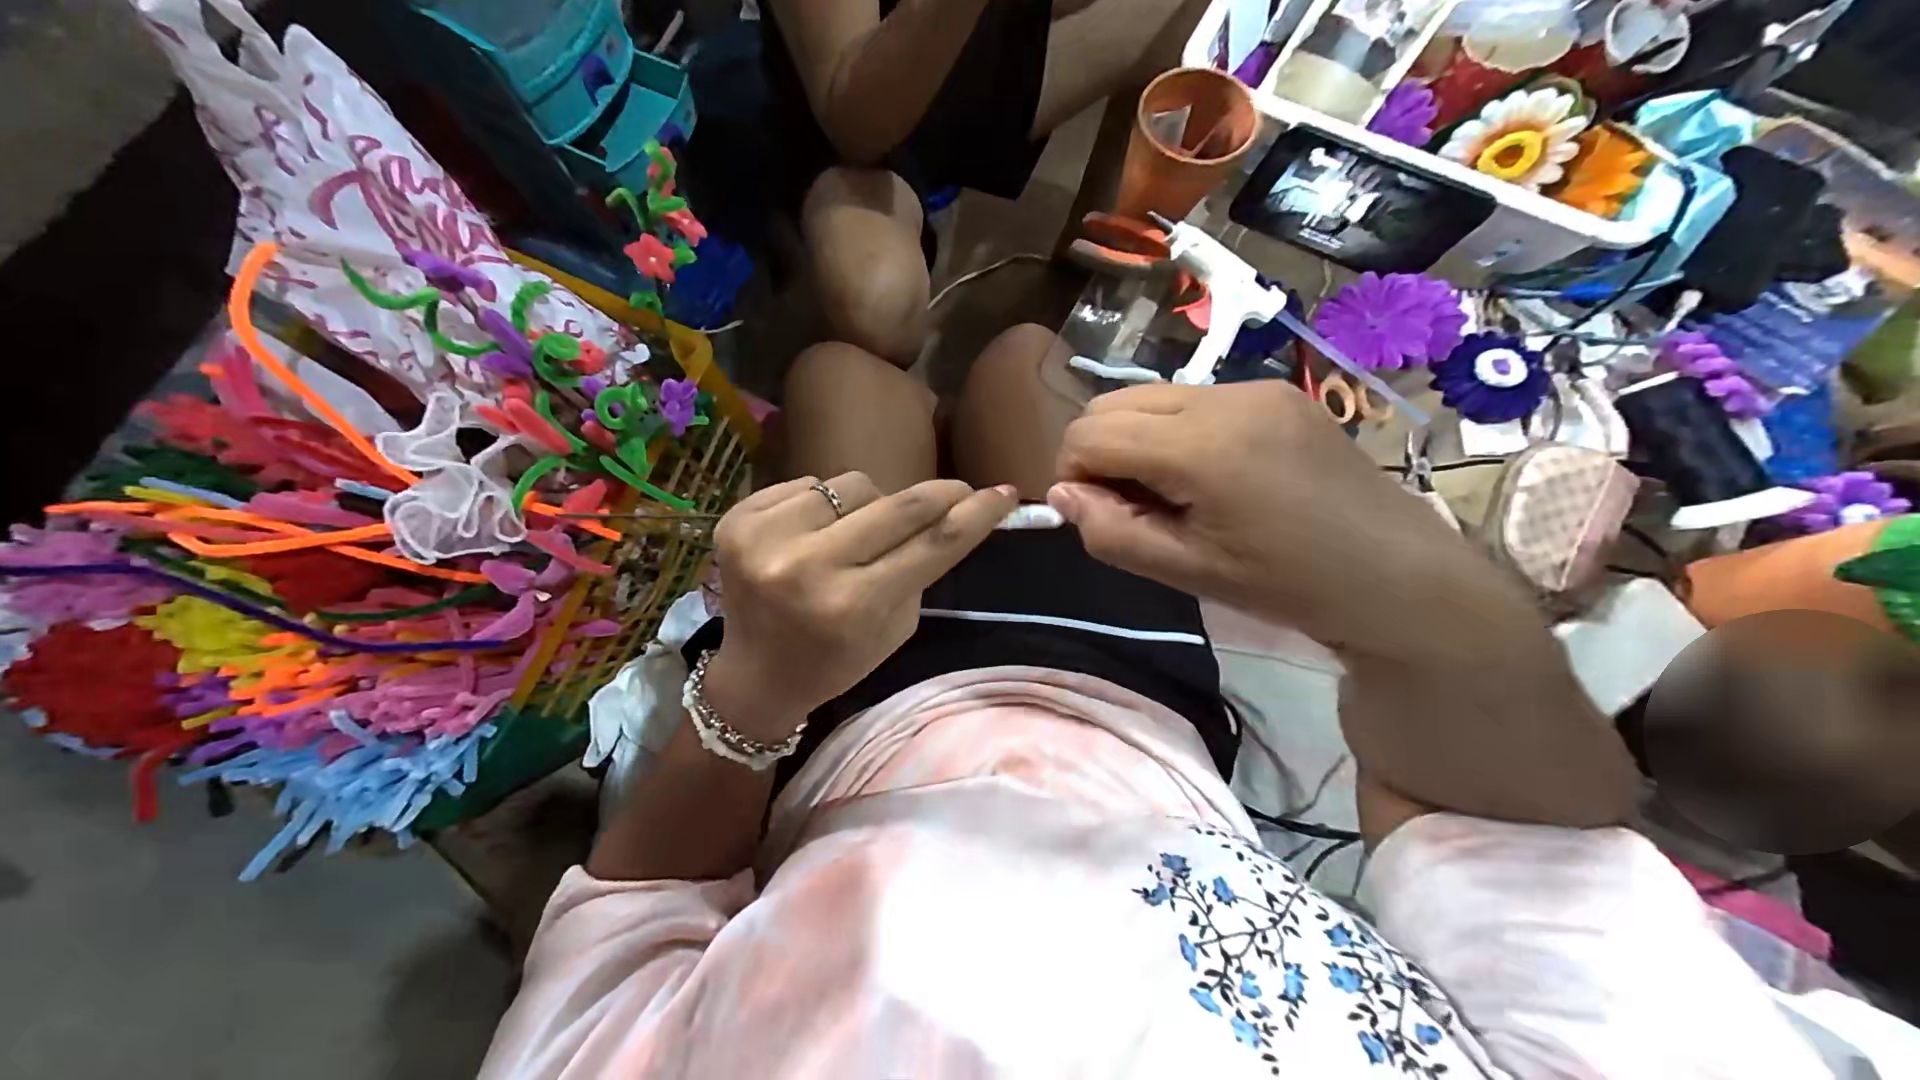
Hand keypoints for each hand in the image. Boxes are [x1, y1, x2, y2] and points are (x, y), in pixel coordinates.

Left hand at [702, 473, 1016, 736]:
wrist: (756, 676)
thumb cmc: (836, 660)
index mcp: (852, 607)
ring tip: (856, 536)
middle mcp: (807, 568)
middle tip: (958, 492)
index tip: (1003, 495)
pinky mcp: (736, 519)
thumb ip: (920, 568)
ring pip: (853, 484)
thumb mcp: (894, 627)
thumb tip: (951, 512)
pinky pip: (808, 485)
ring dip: (869, 505)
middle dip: (940, 495)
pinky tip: (813, 535)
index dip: (976, 516)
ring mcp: (764, 539)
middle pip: (898, 506)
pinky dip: (823, 505)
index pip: (933, 545)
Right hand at [1052, 382, 1634, 826]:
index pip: (1089, 434)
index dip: (1073, 475)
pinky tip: (1209, 475)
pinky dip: (1173, 433)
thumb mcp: (1186, 572)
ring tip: (1172, 492)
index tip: (1099, 516)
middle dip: (1099, 452)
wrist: (1398, 575)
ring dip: (1136, 440)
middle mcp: (1224, 397)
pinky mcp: (1276, 392)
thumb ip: (1110, 532)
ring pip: (1149, 397)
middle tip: (1133, 505)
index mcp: (1201, 447)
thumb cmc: (1287, 585)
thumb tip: (1061, 494)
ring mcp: (1255, 388)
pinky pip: (1192, 400)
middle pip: (1111, 403)